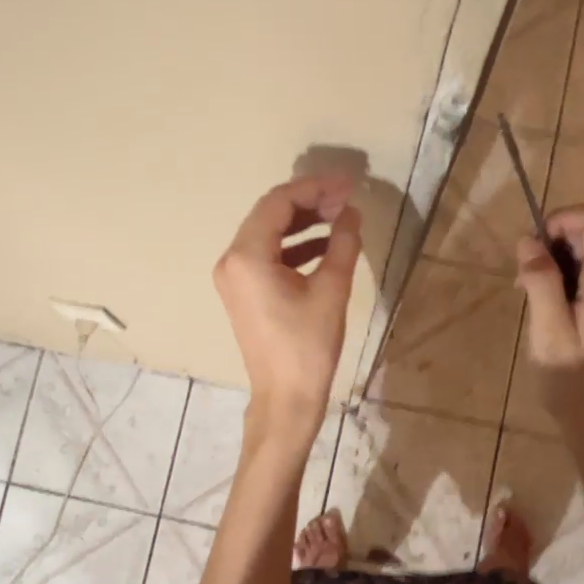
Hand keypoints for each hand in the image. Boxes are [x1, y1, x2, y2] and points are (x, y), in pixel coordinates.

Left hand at [214, 175, 361, 434]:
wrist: (285, 397)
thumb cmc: (307, 346)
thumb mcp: (331, 290)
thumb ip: (343, 243)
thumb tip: (351, 213)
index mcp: (246, 256)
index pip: (279, 202)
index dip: (316, 188)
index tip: (349, 186)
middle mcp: (231, 260)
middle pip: (270, 213)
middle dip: (310, 202)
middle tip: (347, 199)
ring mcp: (234, 277)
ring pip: (269, 233)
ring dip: (304, 223)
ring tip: (342, 219)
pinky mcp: (243, 292)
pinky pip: (267, 255)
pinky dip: (295, 246)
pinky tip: (327, 245)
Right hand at [513, 201, 583, 435]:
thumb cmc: (571, 380)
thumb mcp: (548, 332)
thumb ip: (541, 283)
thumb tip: (529, 242)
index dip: (565, 218)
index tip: (536, 246)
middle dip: (554, 244)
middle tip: (523, 280)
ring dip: (556, 263)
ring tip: (530, 297)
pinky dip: (565, 279)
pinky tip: (547, 308)